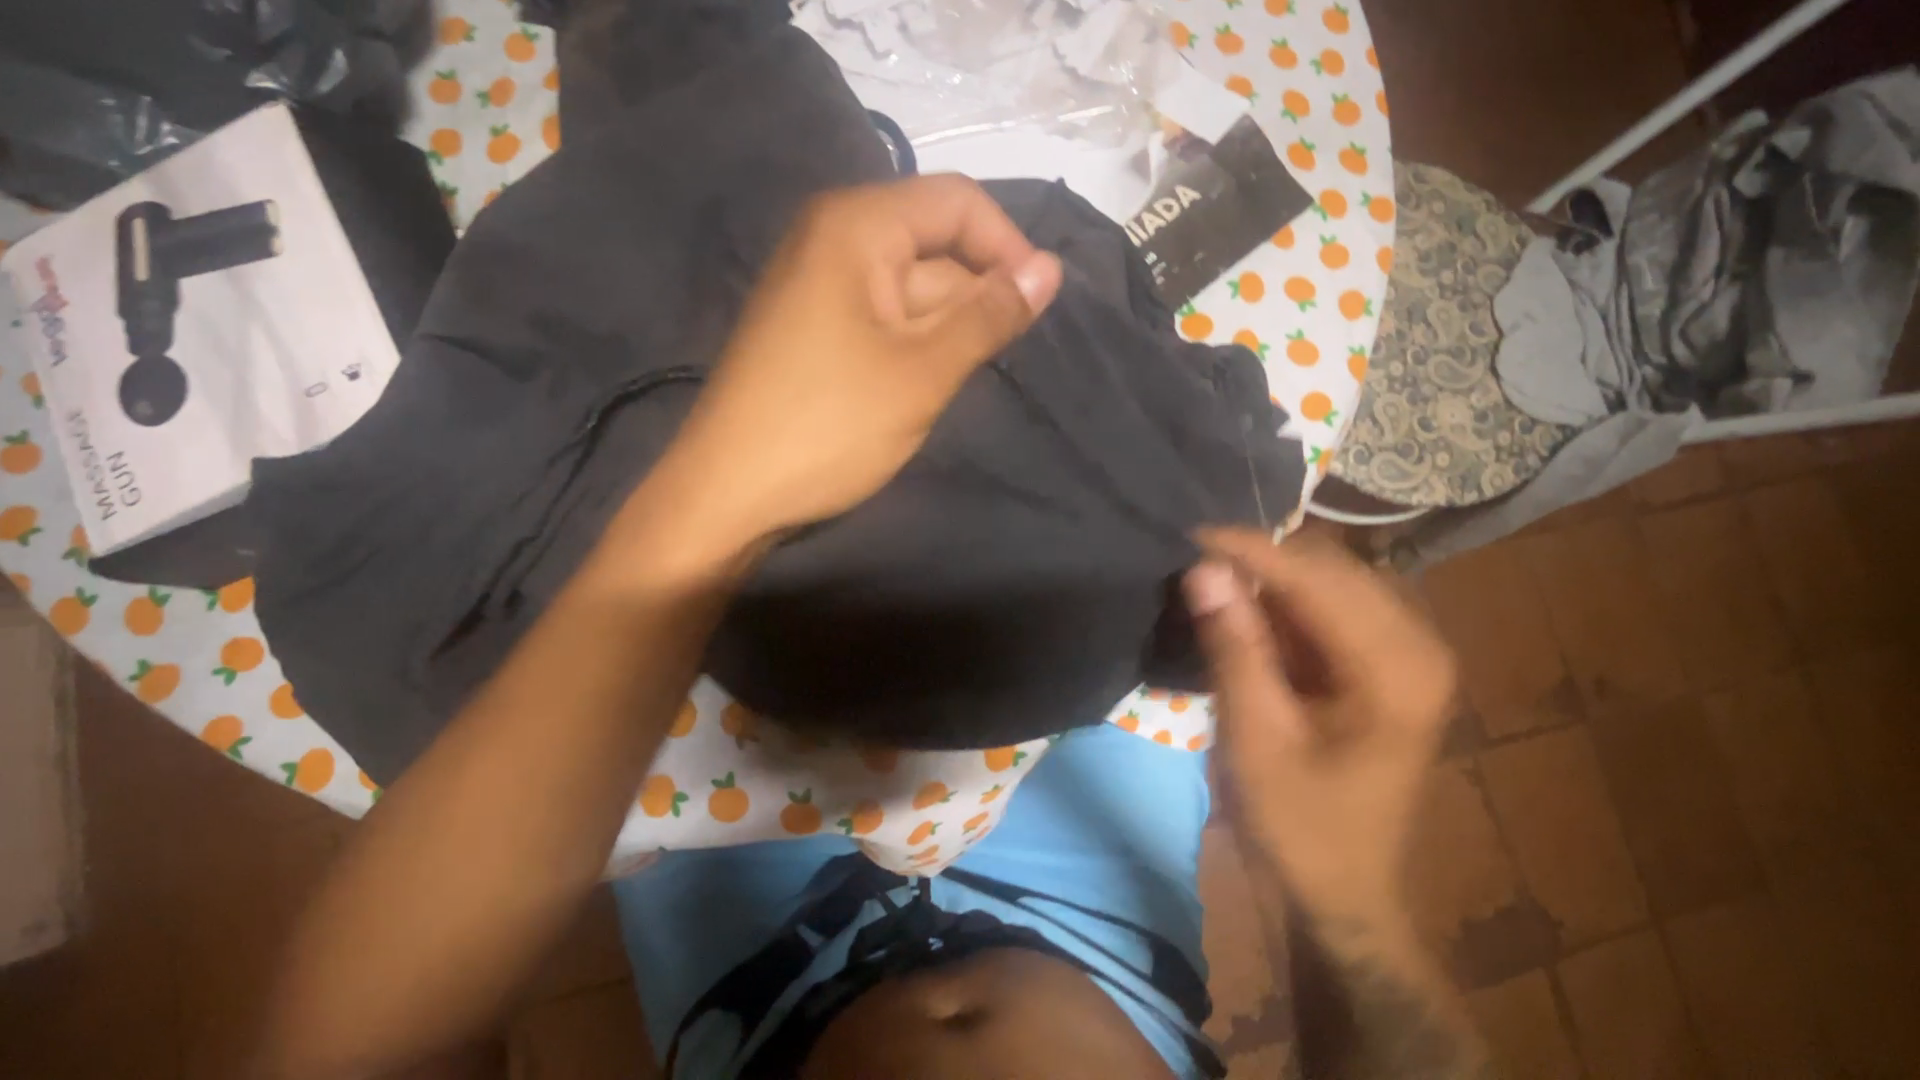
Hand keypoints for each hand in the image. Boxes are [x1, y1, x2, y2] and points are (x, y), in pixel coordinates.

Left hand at [663, 174, 1061, 546]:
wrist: (727, 493)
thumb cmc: (829, 426)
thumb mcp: (924, 371)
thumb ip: (990, 315)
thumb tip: (1050, 269)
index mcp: (856, 225)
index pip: (957, 201)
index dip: (1007, 247)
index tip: (1037, 308)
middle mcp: (832, 236)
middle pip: (934, 244)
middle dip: (972, 300)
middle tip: (982, 365)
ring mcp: (817, 282)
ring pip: (911, 287)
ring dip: (943, 331)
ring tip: (939, 386)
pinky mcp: (810, 324)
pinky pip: (881, 315)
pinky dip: (912, 344)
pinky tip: (915, 389)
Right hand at [1184, 529, 1455, 921]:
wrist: (1341, 892)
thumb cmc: (1299, 825)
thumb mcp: (1256, 737)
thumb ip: (1234, 647)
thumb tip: (1204, 568)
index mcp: (1397, 668)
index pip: (1319, 580)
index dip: (1252, 551)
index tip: (1191, 534)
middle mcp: (1418, 646)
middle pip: (1334, 571)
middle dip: (1264, 561)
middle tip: (1196, 563)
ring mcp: (1409, 655)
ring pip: (1334, 583)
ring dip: (1273, 581)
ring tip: (1214, 584)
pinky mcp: (1389, 666)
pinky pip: (1334, 611)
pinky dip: (1287, 606)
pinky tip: (1247, 615)